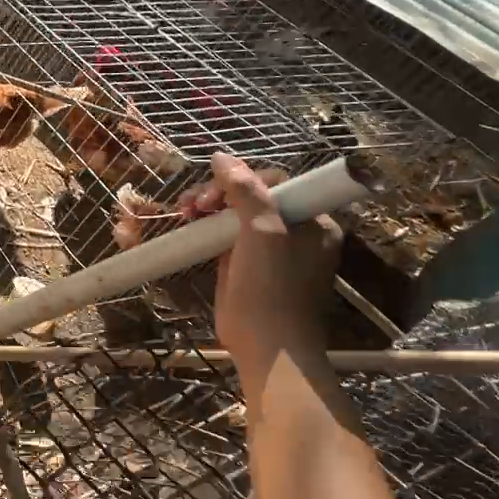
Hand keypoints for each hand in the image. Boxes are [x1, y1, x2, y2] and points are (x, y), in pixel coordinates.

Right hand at [178, 153, 342, 366]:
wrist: (264, 341)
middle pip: (251, 193)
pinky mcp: (245, 260)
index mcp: (314, 223)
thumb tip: (222, 157)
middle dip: (217, 192)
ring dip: (206, 205)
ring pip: (234, 209)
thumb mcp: (262, 235)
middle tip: (191, 206)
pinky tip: (188, 225)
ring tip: (184, 214)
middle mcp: (296, 231)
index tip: (213, 196)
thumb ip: (247, 193)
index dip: (241, 181)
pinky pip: (224, 229)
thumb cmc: (270, 287)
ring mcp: (269, 247)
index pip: (277, 182)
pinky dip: (205, 223)